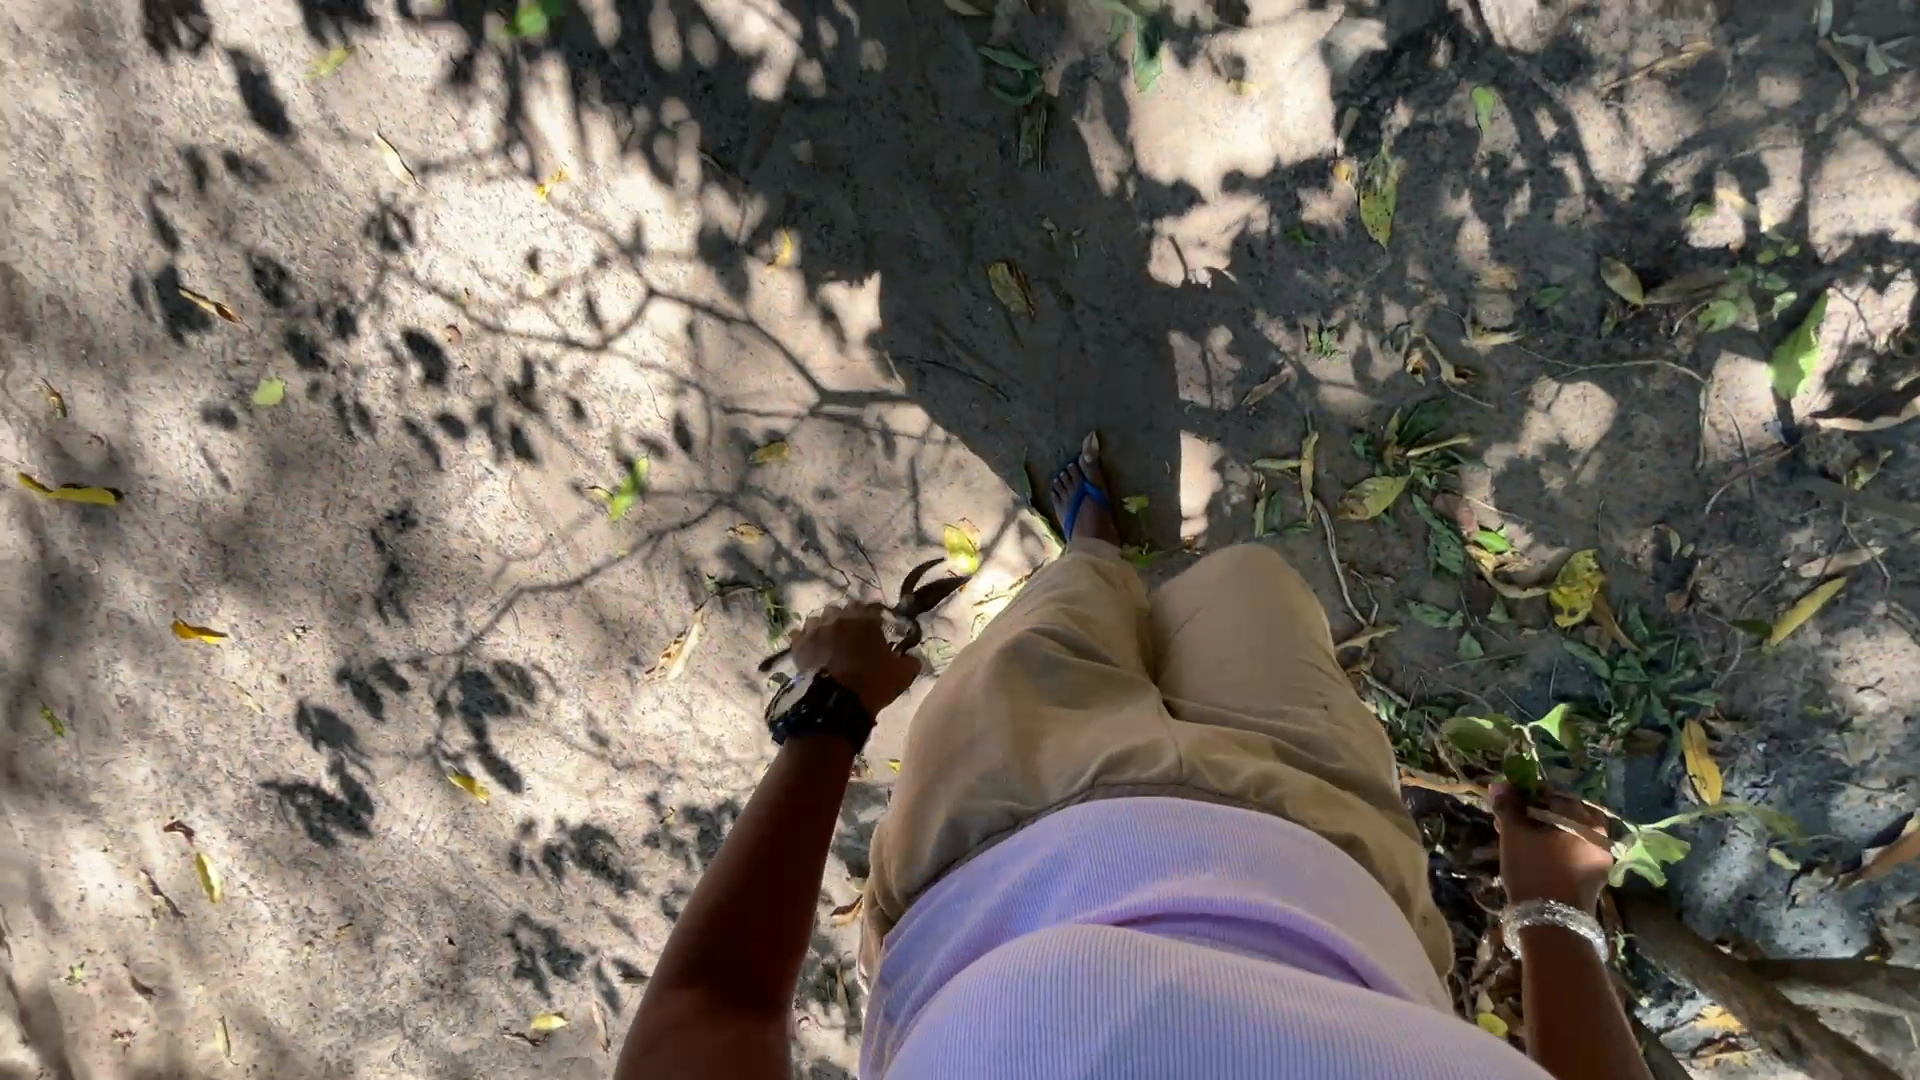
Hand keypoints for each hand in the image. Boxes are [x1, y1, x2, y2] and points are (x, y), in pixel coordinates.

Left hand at [789, 604, 921, 715]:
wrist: (836, 702)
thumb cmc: (872, 683)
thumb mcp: (902, 674)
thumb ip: (911, 661)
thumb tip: (914, 657)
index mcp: (865, 619)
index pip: (868, 607)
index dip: (869, 618)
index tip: (872, 630)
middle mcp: (838, 617)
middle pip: (840, 610)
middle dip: (844, 620)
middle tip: (849, 637)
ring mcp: (815, 629)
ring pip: (817, 619)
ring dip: (823, 627)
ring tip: (827, 643)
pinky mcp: (799, 645)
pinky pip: (799, 634)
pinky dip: (804, 639)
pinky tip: (809, 649)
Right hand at [1492, 783, 1614, 912]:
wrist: (1552, 921)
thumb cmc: (1534, 869)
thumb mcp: (1514, 833)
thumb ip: (1507, 806)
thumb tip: (1499, 784)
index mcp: (1585, 822)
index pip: (1554, 794)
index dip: (1526, 792)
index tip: (1506, 798)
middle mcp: (1600, 838)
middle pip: (1562, 813)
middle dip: (1533, 811)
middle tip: (1508, 817)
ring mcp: (1599, 859)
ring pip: (1565, 832)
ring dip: (1540, 828)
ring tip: (1513, 834)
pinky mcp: (1592, 876)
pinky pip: (1570, 849)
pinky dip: (1550, 845)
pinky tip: (1528, 851)